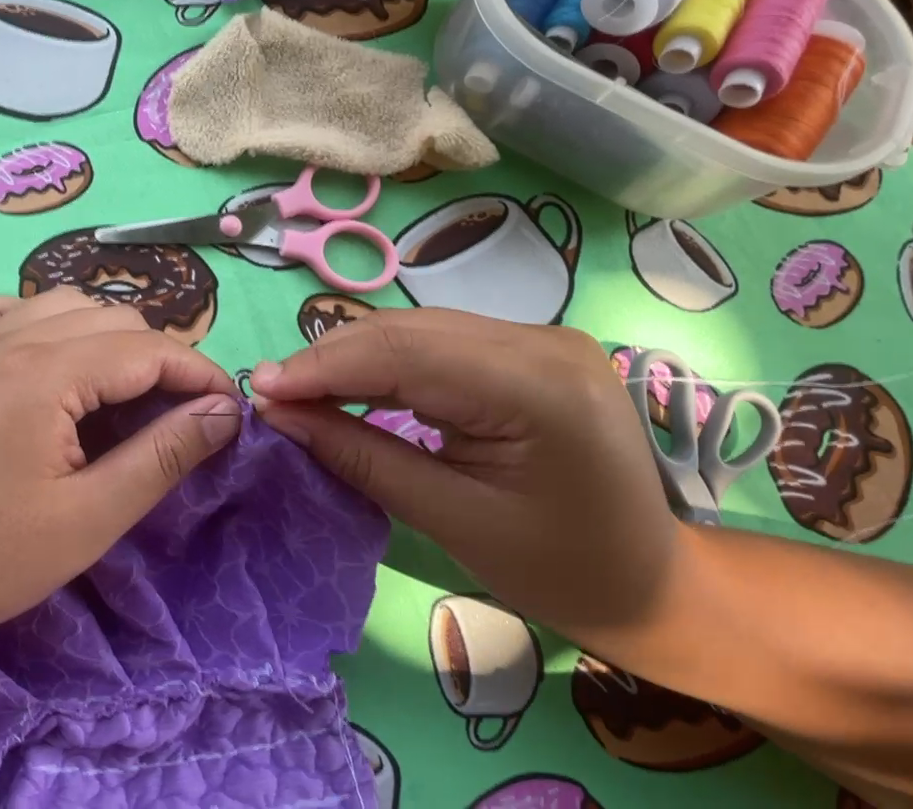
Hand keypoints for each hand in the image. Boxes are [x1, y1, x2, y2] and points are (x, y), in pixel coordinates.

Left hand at [0, 289, 239, 649]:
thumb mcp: (94, 516)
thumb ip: (164, 454)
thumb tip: (225, 410)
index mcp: (43, 374)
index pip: (144, 347)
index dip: (198, 372)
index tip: (230, 408)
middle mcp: (8, 339)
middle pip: (111, 318)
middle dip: (158, 358)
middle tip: (180, 415)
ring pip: (65, 304)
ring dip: (107, 337)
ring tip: (124, 393)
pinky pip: (11, 310)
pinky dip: (47, 323)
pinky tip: (55, 361)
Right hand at [251, 309, 678, 647]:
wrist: (653, 582)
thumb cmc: (560, 571)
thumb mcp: (451, 521)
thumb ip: (361, 457)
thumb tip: (279, 414)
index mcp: (541, 389)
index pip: (404, 352)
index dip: (323, 365)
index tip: (259, 388)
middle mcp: (544, 341)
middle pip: (407, 330)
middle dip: (330, 359)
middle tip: (270, 394)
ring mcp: (540, 338)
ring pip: (416, 329)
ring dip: (352, 358)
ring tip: (298, 392)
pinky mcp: (529, 349)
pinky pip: (438, 343)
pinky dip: (385, 364)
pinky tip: (349, 386)